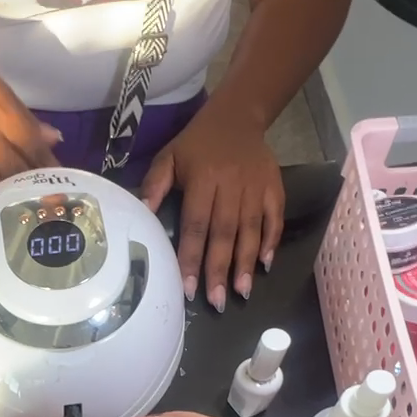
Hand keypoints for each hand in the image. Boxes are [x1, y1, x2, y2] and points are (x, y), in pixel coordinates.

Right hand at [0, 46, 62, 204]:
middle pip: (18, 170)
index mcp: (5, 114)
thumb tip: (53, 139)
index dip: (49, 167)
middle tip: (49, 204)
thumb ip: (26, 118)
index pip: (34, 147)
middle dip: (35, 188)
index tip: (61, 183)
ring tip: (27, 211)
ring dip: (13, 200)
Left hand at [139, 98, 285, 312]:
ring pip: (251, 229)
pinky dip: (272, 241)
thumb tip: (141, 215)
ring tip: (242, 292)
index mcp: (203, 179)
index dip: (192, 257)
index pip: (196, 225)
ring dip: (247, 263)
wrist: (238, 115)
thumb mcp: (169, 158)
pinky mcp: (274, 186)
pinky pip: (275, 217)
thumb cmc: (196, 144)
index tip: (189, 287)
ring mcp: (256, 186)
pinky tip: (265, 265)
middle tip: (217, 302)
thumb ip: (154, 186)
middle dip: (220, 270)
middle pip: (225, 233)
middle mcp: (232, 184)